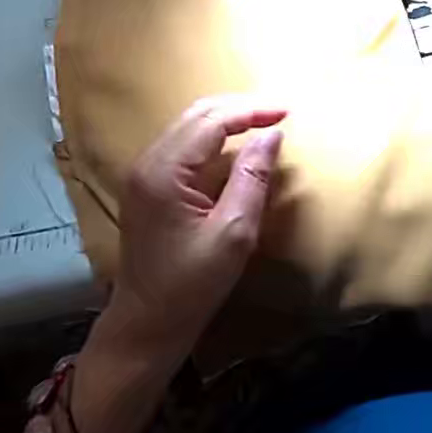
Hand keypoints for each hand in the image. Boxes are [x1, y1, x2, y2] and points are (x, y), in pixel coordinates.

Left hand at [102, 97, 286, 358]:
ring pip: (188, 125)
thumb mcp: (234, 233)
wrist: (146, 324)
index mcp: (165, 172)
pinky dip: (213, 136)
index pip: (212, 121)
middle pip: (196, 114)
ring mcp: (143, 172)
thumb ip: (252, 178)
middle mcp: (148, 162)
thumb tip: (272, 135)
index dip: (252, 111)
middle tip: (278, 113)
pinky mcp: (147, 185)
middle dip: (240, 108)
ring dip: (226, 118)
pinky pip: (183, 144)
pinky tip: (236, 144)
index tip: (288, 113)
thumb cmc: (192, 285)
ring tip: (263, 122)